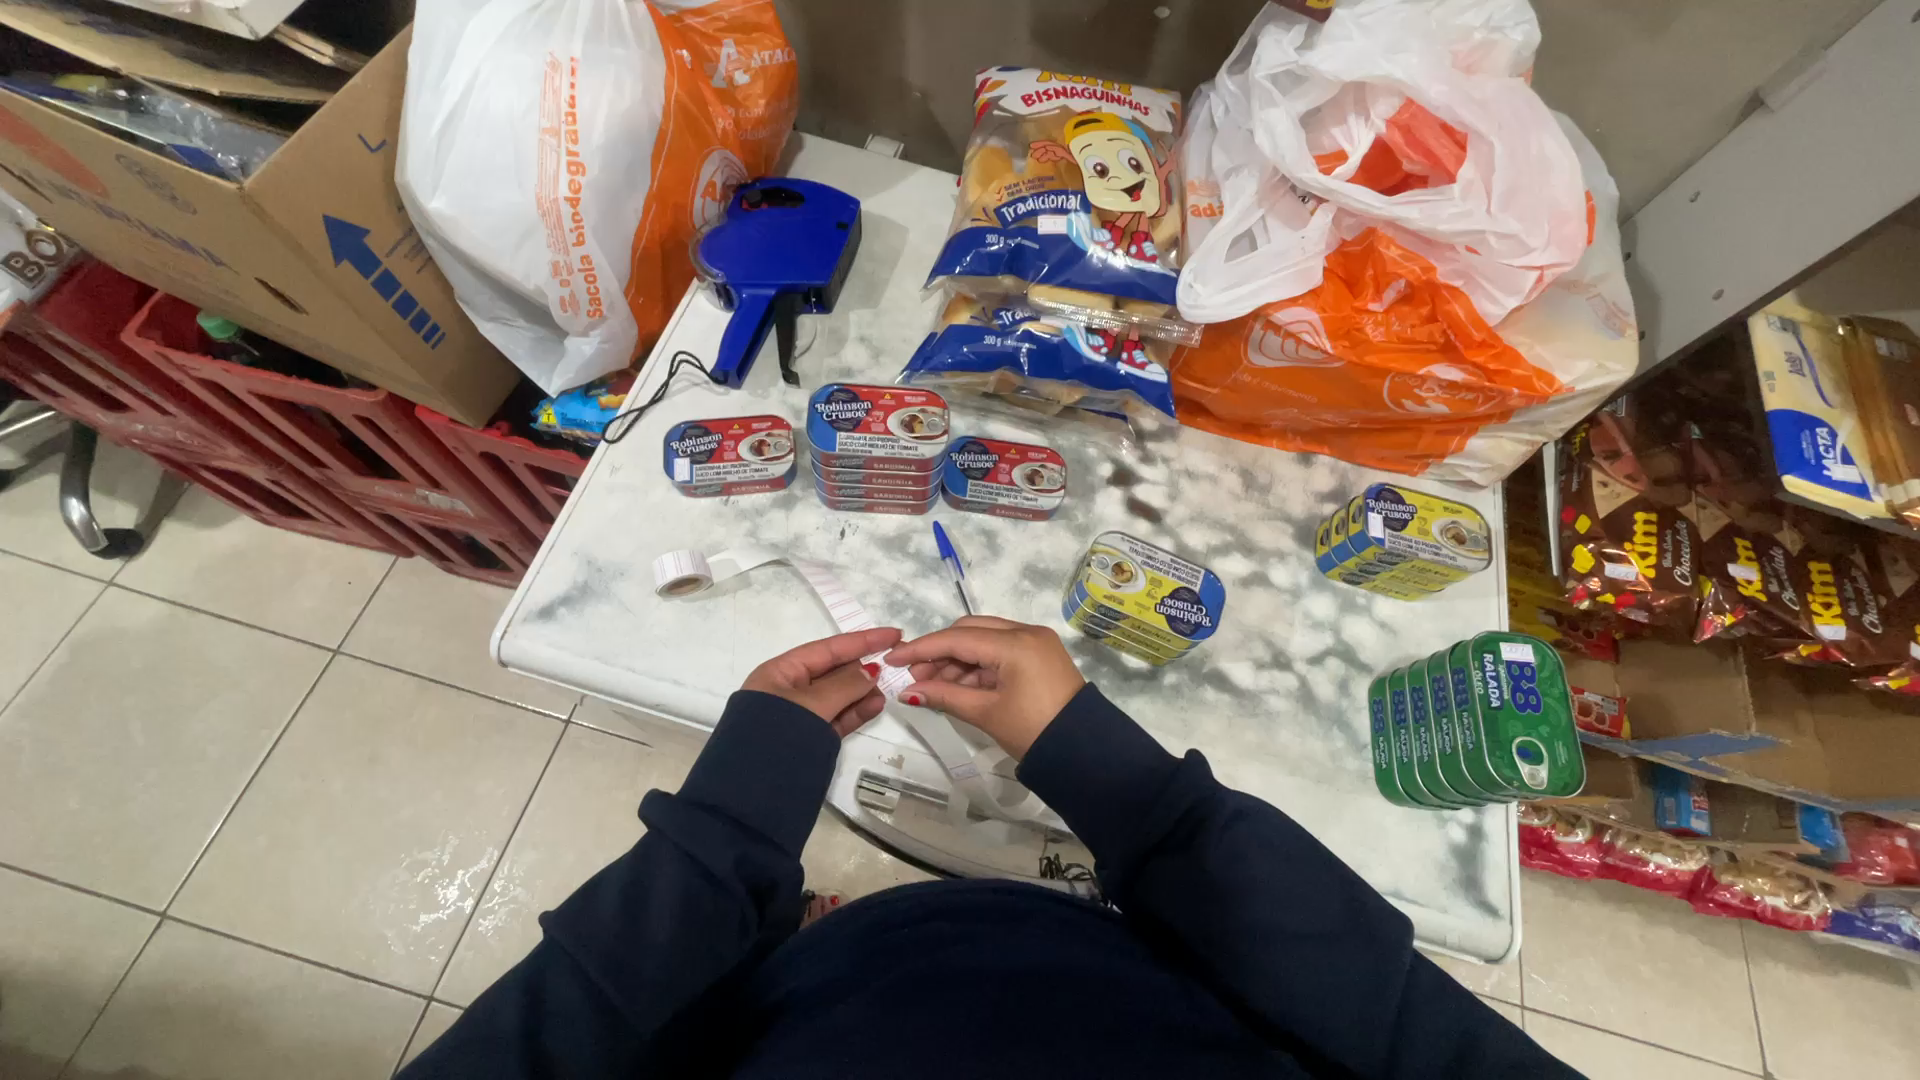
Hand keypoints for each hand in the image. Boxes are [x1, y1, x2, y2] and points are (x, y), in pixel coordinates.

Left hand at [742, 627, 901, 737]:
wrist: (752, 795)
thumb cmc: (777, 735)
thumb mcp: (812, 705)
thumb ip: (845, 685)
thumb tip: (871, 671)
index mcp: (781, 672)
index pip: (827, 649)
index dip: (861, 640)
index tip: (893, 634)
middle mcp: (790, 690)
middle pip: (834, 670)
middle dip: (864, 666)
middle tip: (896, 662)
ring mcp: (801, 715)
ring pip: (839, 696)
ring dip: (863, 691)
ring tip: (888, 689)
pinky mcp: (811, 738)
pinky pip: (838, 718)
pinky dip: (857, 711)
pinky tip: (876, 705)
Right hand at [884, 616, 1085, 758]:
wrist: (1085, 752)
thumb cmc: (1034, 731)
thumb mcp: (986, 713)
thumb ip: (945, 696)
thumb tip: (909, 691)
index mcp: (1015, 644)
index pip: (957, 639)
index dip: (922, 648)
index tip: (894, 659)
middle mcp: (1026, 632)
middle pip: (970, 631)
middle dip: (941, 653)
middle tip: (917, 679)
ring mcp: (1036, 641)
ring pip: (984, 640)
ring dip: (959, 661)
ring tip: (936, 688)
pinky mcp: (1040, 653)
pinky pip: (1000, 650)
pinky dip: (978, 666)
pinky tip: (960, 687)